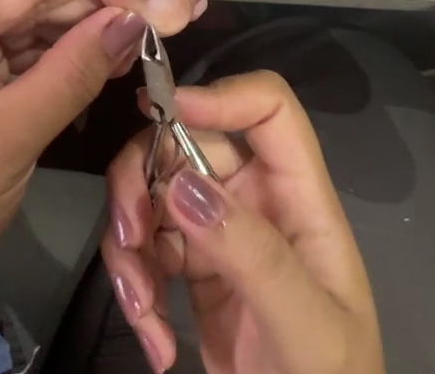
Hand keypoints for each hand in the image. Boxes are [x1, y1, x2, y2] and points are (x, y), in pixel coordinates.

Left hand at [0, 0, 148, 288]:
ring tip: (141, 45)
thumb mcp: (13, 136)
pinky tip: (107, 59)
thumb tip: (131, 21)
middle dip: (89, 10)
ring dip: (82, 32)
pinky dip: (64, 54)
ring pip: (32, 20)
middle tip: (154, 27)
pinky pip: (24, 46)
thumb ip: (72, 73)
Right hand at [101, 72, 382, 373]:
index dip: (218, 95)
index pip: (268, 111)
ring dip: (130, 245)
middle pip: (185, 142)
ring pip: (151, 192)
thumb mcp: (306, 329)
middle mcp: (256, 201)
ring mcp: (218, 230)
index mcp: (300, 200)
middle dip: (142, 181)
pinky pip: (142, 244)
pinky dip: (134, 284)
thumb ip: (251, 255)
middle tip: (128, 235)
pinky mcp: (188, 265)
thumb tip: (182, 183)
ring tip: (141, 308)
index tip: (160, 112)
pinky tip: (153, 337)